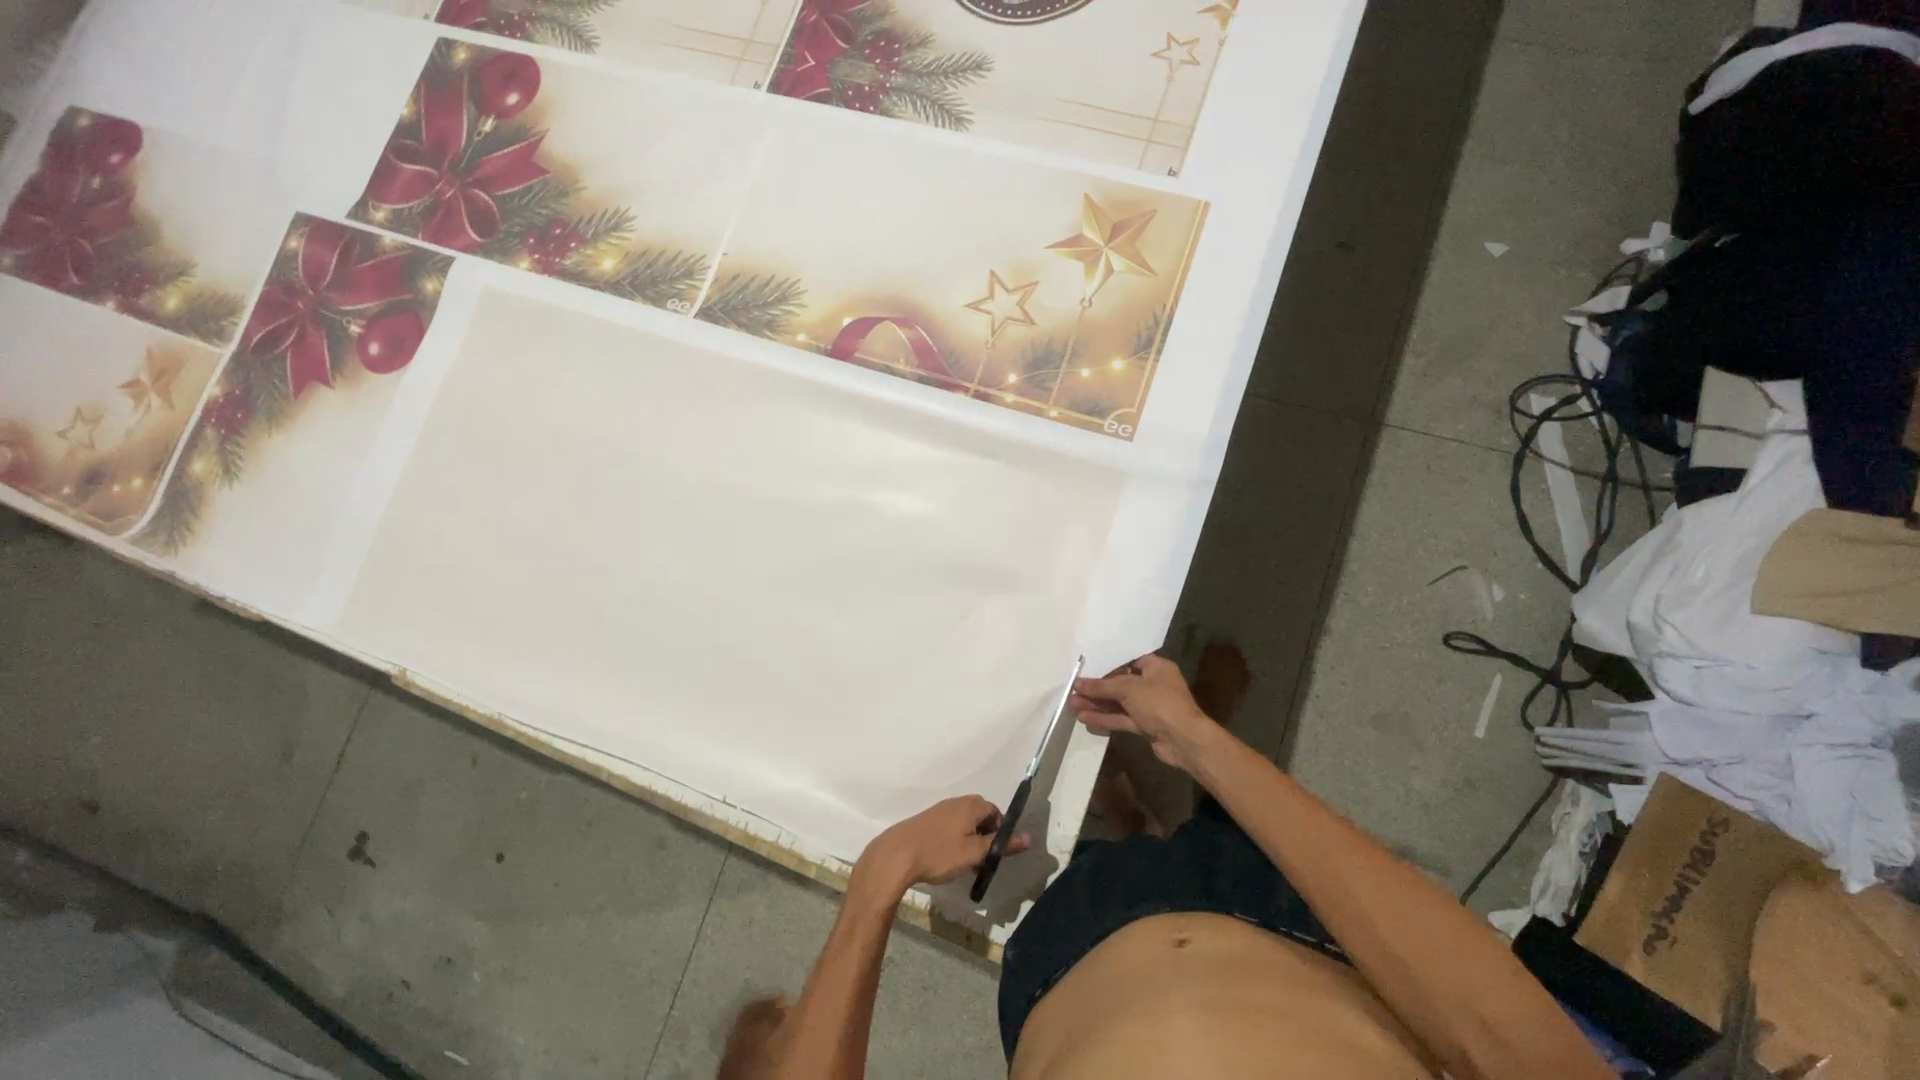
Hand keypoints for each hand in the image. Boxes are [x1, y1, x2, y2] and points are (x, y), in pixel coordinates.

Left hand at [858, 795, 1030, 893]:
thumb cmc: (940, 853)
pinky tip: (944, 860)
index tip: (994, 853)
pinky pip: (947, 828)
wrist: (896, 855)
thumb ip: (1001, 845)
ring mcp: (938, 810)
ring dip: (967, 841)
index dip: (999, 832)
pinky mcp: (925, 821)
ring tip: (962, 864)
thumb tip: (1028, 837)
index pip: (996, 812)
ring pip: (962, 824)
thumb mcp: (975, 853)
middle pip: (979, 817)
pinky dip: (952, 842)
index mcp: (971, 805)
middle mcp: (956, 802)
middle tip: (980, 861)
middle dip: (983, 838)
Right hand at [1070, 653, 1220, 772]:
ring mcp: (1150, 707)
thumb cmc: (1159, 703)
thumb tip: (1078, 683)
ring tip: (1072, 704)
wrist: (1183, 740)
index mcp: (1157, 668)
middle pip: (1121, 683)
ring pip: (1119, 703)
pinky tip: (1085, 718)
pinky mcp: (1146, 725)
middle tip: (1075, 689)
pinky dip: (1105, 718)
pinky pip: (1122, 718)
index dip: (1108, 664)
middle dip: (1098, 688)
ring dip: (1098, 704)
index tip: (1088, 667)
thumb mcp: (1128, 689)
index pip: (1129, 661)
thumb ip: (1102, 686)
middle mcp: (1154, 685)